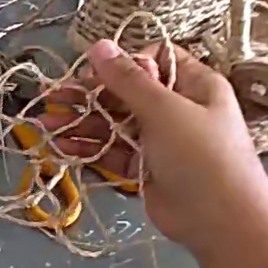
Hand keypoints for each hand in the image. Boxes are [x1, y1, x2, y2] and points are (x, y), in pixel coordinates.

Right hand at [40, 40, 267, 257]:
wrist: (221, 222)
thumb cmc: (200, 156)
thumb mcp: (165, 110)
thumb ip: (128, 80)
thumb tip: (98, 45)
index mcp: (193, 85)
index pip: (154, 60)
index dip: (122, 64)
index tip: (93, 73)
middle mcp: (176, 109)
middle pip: (126, 94)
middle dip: (89, 95)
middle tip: (53, 98)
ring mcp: (159, 141)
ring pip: (114, 125)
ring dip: (81, 123)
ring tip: (45, 124)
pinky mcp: (144, 169)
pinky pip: (112, 152)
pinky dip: (88, 149)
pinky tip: (60, 146)